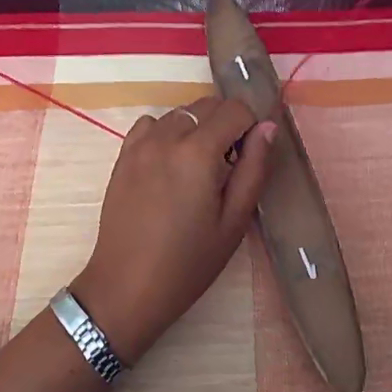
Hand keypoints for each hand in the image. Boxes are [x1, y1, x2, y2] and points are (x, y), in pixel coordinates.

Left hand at [71, 97, 277, 363]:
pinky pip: (151, 124)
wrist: (127, 286)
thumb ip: (254, 168)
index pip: (235, 109)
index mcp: (198, 152)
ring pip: (180, 113)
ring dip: (198, 127)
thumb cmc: (189, 263)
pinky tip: (171, 164)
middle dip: (226, 124)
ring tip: (199, 168)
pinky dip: (168, 132)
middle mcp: (167, 137)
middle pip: (207, 105)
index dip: (251, 127)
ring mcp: (140, 144)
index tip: (250, 156)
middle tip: (229, 166)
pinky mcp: (123, 156)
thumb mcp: (234, 221)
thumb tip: (268, 127)